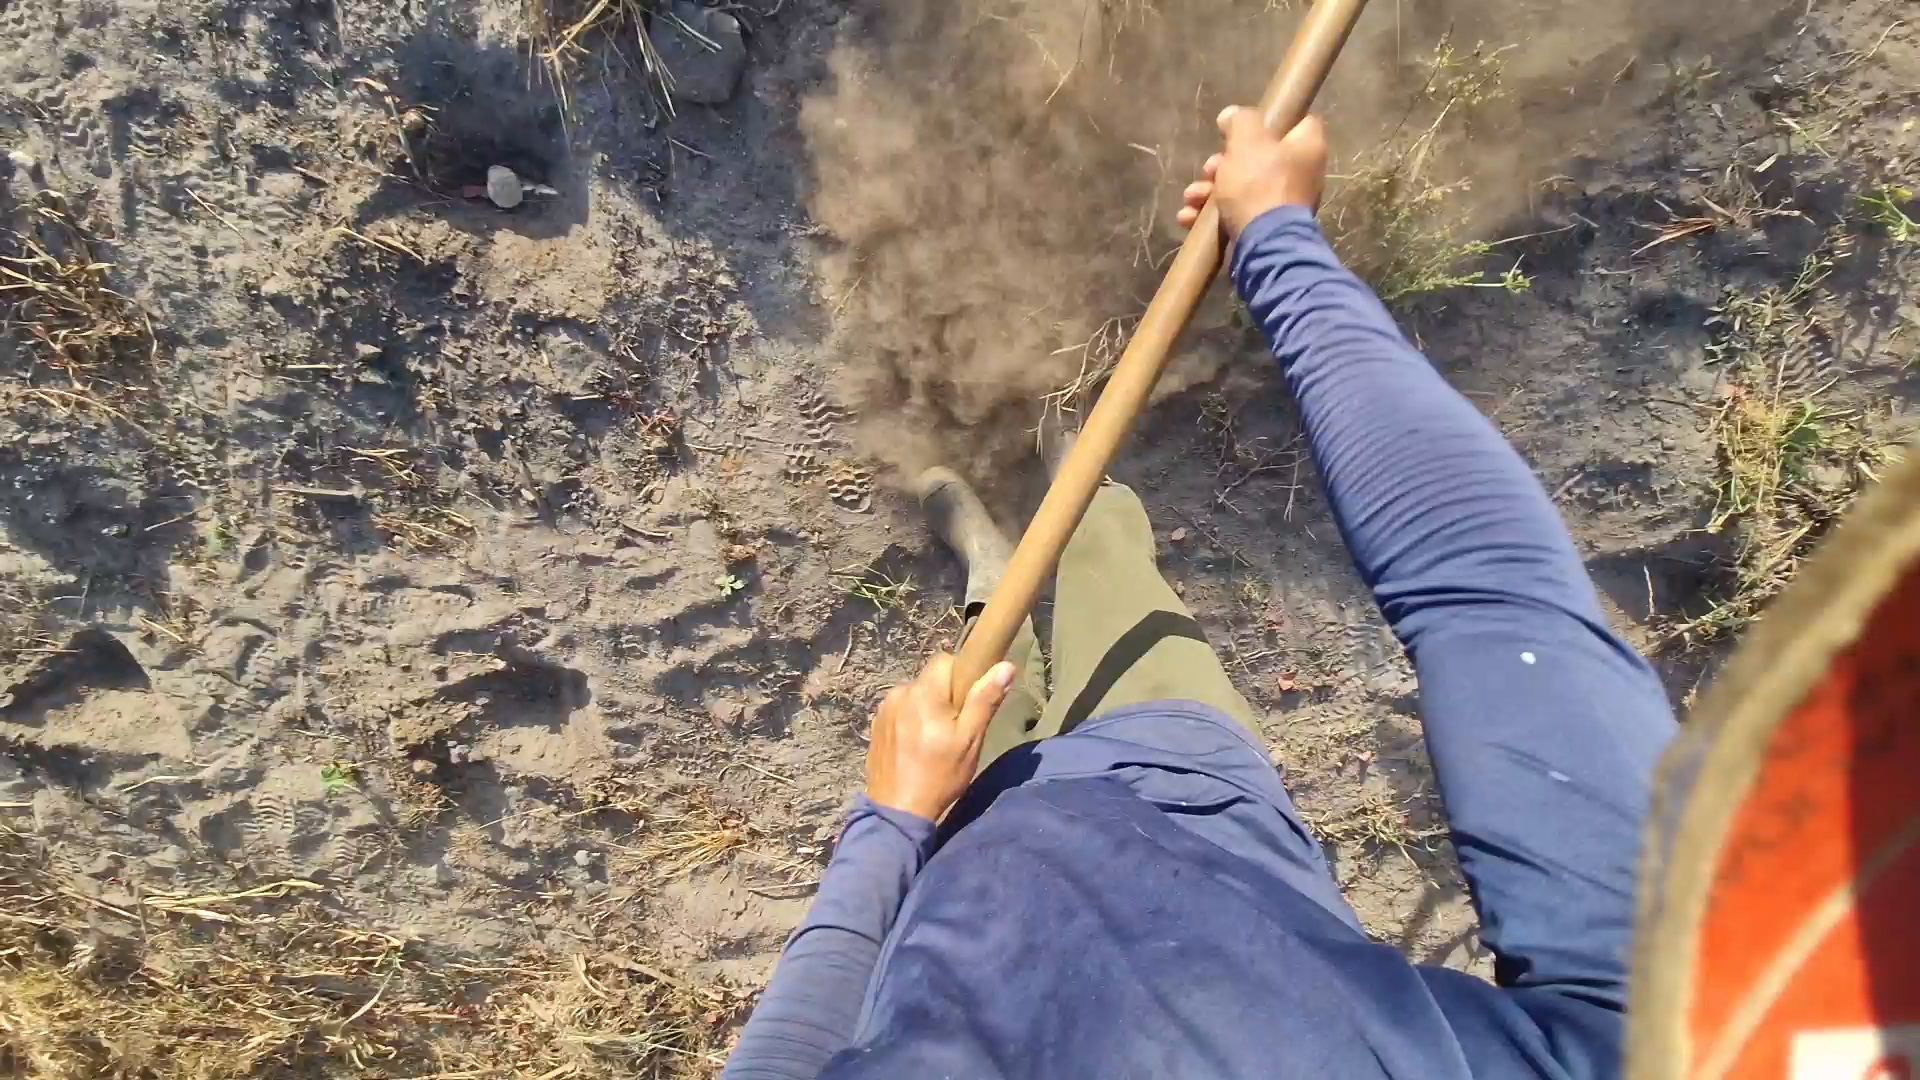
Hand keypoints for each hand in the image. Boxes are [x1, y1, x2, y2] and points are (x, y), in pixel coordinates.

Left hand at [865, 655, 1016, 820]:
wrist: (897, 811)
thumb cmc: (939, 775)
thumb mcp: (969, 740)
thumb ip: (985, 700)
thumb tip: (1005, 666)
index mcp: (923, 692)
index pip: (945, 660)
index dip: (961, 676)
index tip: (968, 704)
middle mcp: (900, 693)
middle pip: (930, 680)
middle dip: (945, 697)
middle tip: (954, 730)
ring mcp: (884, 710)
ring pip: (915, 696)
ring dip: (926, 709)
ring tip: (933, 742)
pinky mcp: (876, 726)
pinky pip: (900, 711)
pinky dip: (911, 721)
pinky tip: (915, 748)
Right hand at [1177, 107, 1328, 240]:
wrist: (1261, 244)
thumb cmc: (1258, 185)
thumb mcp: (1247, 141)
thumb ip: (1240, 122)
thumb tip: (1230, 115)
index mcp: (1306, 147)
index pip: (1296, 122)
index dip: (1268, 123)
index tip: (1242, 131)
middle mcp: (1299, 175)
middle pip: (1256, 159)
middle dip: (1222, 165)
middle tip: (1208, 170)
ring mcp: (1279, 206)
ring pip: (1238, 189)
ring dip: (1208, 192)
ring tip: (1191, 198)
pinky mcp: (1260, 231)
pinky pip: (1232, 216)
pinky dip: (1209, 217)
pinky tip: (1189, 218)